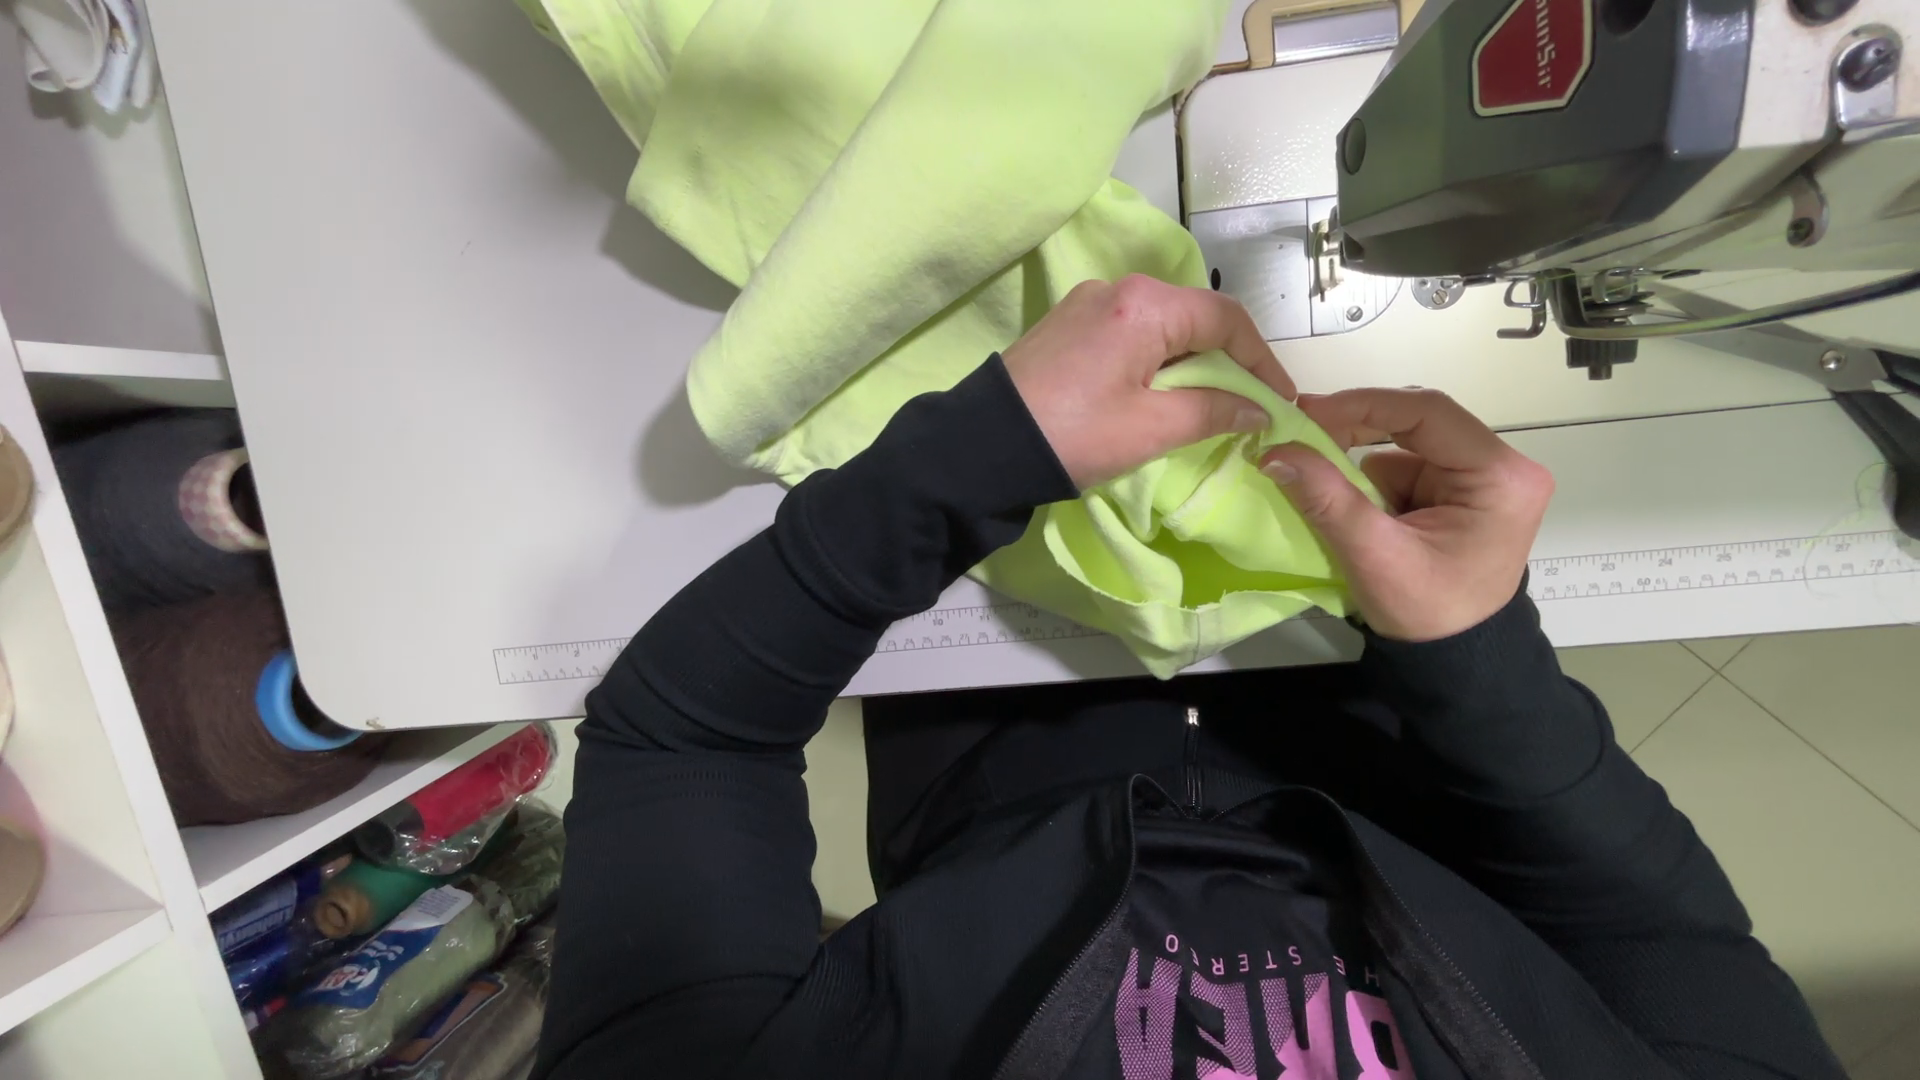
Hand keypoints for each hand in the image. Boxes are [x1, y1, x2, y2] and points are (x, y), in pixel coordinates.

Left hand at [1001, 275, 1293, 488]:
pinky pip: (1125, 336)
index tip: (1278, 401)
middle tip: (1243, 408)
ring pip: (1158, 328)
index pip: (1226, 319)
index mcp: (1143, 304)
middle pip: (1192, 318)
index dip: (1261, 360)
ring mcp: (1083, 306)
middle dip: (1224, 363)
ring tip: (1202, 408)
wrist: (982, 447)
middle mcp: (1115, 289)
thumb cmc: (1074, 436)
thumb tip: (1258, 410)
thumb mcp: (1151, 429)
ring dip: (1187, 365)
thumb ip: (1213, 412)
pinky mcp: (1062, 328)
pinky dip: (1151, 363)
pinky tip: (1153, 396)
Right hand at [1258, 388, 1552, 641]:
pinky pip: (1401, 467)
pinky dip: (1367, 482)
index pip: (1427, 413)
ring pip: (1402, 445)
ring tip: (1319, 483)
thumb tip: (1274, 452)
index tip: (1306, 413)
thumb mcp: (1372, 554)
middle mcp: (1500, 466)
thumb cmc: (1425, 611)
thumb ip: (1326, 498)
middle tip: (1298, 435)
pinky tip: (1351, 507)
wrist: (1452, 659)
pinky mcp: (1457, 493)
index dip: (1362, 405)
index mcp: (1499, 476)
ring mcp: (1479, 479)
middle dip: (1355, 430)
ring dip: (1358, 461)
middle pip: (1416, 423)